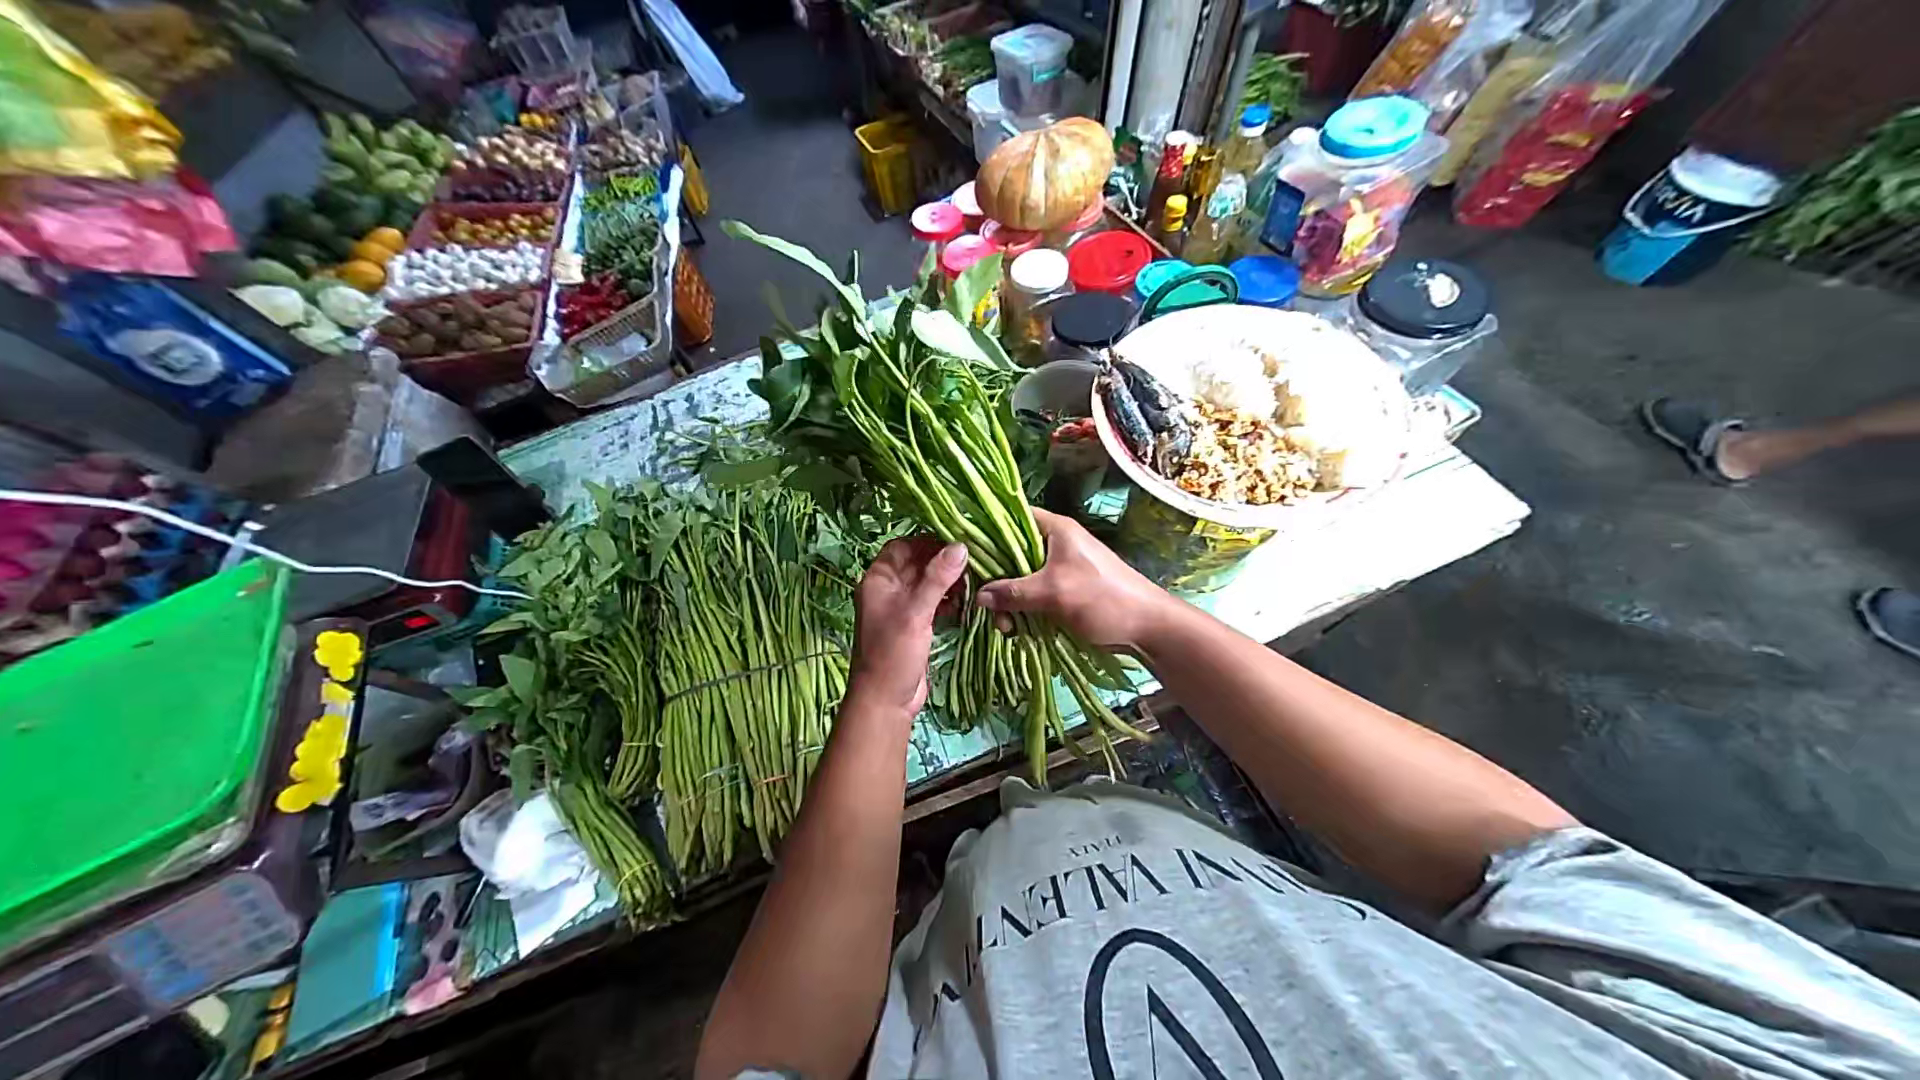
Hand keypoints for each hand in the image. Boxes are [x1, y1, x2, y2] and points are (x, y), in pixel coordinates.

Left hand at [849, 537, 968, 714]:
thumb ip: (937, 578)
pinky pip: (933, 603)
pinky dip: (948, 600)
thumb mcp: (915, 612)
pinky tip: (966, 603)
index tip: (958, 540)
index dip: (928, 541)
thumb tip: (961, 546)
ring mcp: (902, 608)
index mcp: (879, 580)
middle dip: (943, 562)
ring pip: (928, 584)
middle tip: (974, 560)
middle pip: (918, 564)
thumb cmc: (893, 652)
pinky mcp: (916, 625)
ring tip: (974, 581)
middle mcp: (889, 590)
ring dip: (949, 582)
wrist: (886, 700)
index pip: (903, 546)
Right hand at [976, 508, 1180, 653]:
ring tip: (1006, 626)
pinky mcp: (1063, 591)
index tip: (964, 550)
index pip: (1011, 516)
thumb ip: (1013, 592)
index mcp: (1055, 530)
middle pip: (1010, 552)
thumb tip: (977, 596)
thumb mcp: (1053, 592)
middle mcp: (1054, 544)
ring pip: (1019, 578)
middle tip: (984, 604)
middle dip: (995, 579)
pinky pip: (1031, 596)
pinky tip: (1015, 629)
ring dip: (1007, 601)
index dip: (986, 529)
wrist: (1147, 627)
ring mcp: (1059, 568)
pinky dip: (1021, 610)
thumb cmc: (1103, 598)